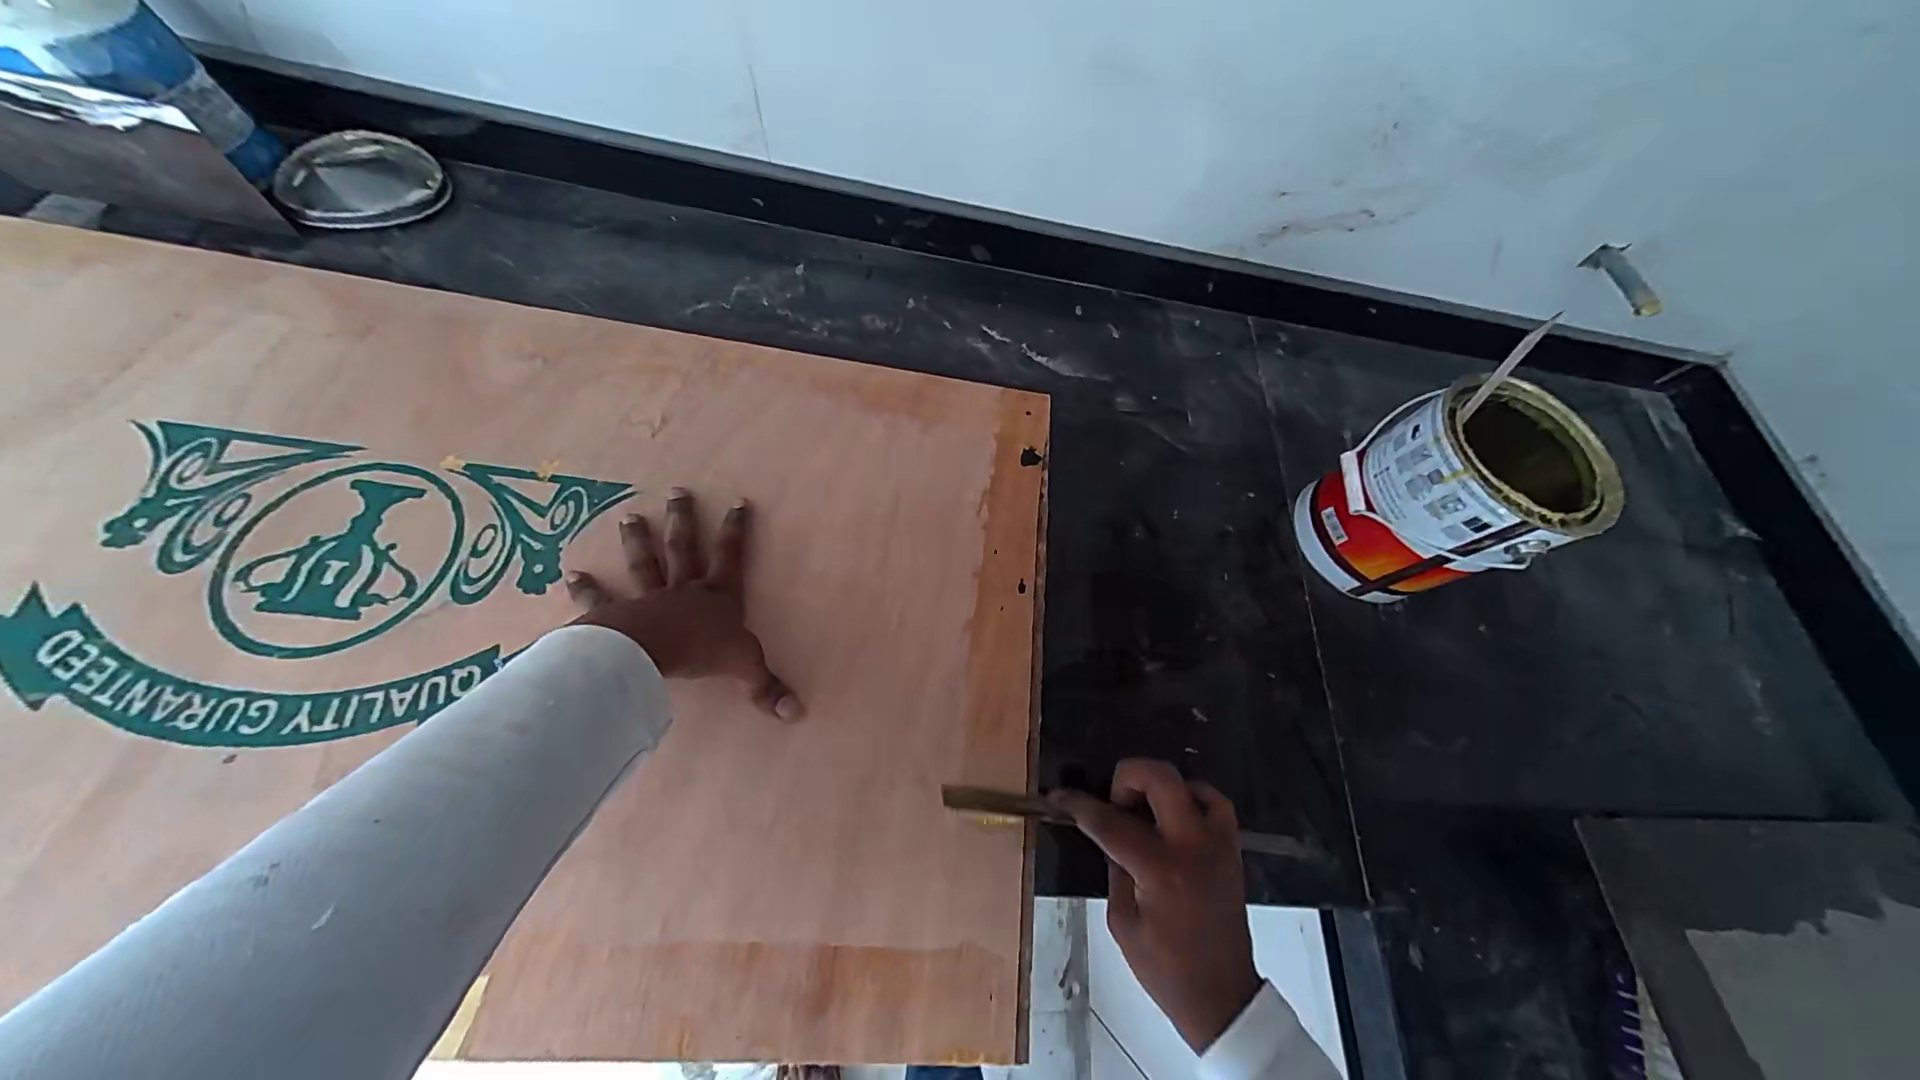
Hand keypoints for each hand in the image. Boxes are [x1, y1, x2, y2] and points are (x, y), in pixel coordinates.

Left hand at [566, 487, 803, 720]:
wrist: (654, 652)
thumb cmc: (703, 651)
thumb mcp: (745, 666)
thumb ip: (767, 687)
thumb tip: (798, 713)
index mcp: (718, 595)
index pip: (732, 556)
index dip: (736, 530)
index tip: (737, 502)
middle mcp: (684, 589)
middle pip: (685, 548)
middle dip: (684, 521)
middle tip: (677, 492)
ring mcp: (650, 599)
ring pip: (645, 564)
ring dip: (638, 541)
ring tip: (629, 517)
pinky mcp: (620, 615)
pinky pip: (602, 600)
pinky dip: (587, 589)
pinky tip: (572, 574)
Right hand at [1050, 759, 1259, 1051]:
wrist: (1223, 997)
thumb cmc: (1165, 968)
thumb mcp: (1122, 921)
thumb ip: (1115, 868)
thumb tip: (1106, 832)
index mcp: (1159, 870)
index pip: (1109, 821)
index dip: (1078, 804)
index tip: (1060, 796)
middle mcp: (1192, 847)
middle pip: (1159, 778)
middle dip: (1126, 777)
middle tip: (1114, 801)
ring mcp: (1217, 844)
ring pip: (1188, 782)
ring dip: (1158, 786)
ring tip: (1143, 809)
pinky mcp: (1231, 849)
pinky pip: (1214, 802)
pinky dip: (1191, 796)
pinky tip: (1174, 813)